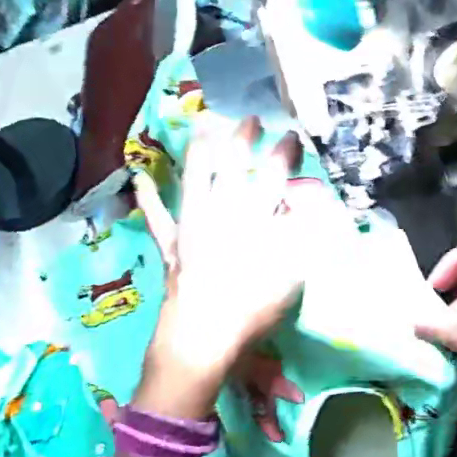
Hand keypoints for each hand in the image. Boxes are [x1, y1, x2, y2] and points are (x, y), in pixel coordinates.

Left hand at [135, 115, 307, 416]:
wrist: (203, 336)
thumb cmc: (252, 309)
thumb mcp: (292, 274)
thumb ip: (305, 237)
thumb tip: (316, 207)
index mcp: (256, 217)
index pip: (275, 173)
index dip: (285, 150)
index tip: (293, 135)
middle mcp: (224, 211)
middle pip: (233, 164)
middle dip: (243, 137)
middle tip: (251, 120)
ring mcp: (193, 225)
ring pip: (195, 178)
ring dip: (200, 150)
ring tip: (202, 126)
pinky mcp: (172, 244)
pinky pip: (157, 218)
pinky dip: (149, 198)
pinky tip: (139, 179)